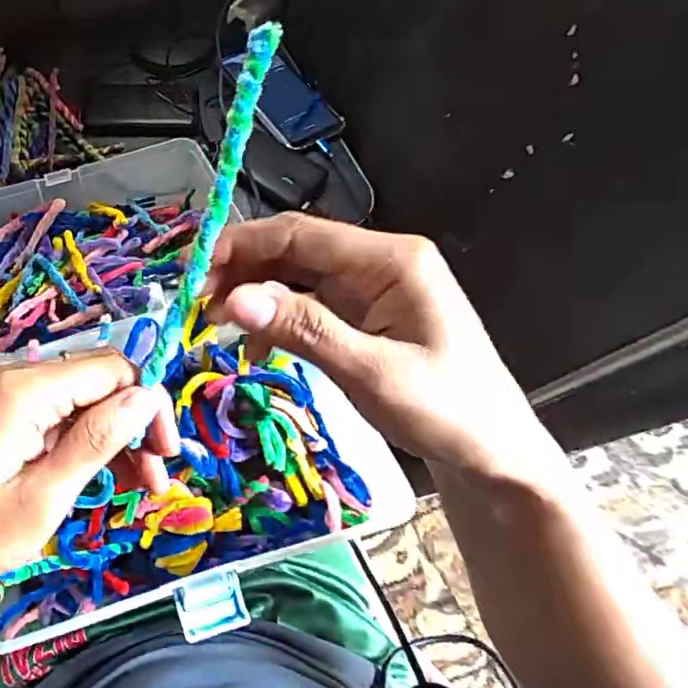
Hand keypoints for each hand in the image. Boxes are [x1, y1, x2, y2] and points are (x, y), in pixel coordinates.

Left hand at [0, 350, 176, 606]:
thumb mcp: (43, 499)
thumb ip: (96, 442)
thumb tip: (147, 397)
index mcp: (24, 391)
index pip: (112, 370)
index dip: (148, 405)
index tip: (165, 455)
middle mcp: (20, 378)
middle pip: (103, 380)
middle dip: (137, 422)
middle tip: (157, 478)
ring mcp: (14, 395)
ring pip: (90, 399)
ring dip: (121, 437)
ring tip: (143, 486)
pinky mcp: (14, 414)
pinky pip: (67, 416)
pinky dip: (94, 442)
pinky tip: (114, 477)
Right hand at [207, 213, 567, 484]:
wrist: (492, 453)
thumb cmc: (447, 411)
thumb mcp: (371, 372)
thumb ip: (304, 330)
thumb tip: (235, 299)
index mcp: (390, 260)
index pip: (299, 234)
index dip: (241, 245)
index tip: (195, 270)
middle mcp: (377, 263)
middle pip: (292, 250)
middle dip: (240, 270)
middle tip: (197, 304)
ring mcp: (369, 289)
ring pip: (293, 276)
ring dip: (251, 295)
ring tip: (214, 323)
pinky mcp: (361, 315)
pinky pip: (305, 304)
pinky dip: (273, 319)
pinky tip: (255, 345)